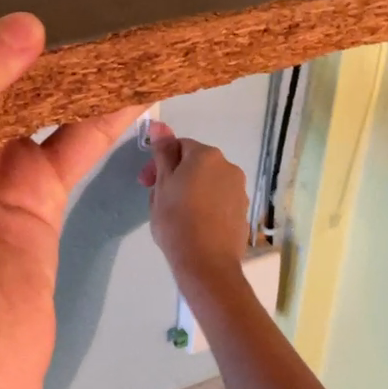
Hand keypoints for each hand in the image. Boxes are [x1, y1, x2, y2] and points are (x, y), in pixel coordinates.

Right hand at [140, 122, 249, 297]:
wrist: (206, 264)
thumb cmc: (176, 220)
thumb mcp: (161, 185)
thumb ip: (162, 153)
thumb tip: (159, 124)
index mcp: (206, 156)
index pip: (178, 146)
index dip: (159, 163)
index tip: (145, 183)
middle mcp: (228, 167)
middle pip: (195, 164)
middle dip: (174, 176)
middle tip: (156, 200)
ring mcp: (239, 190)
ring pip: (207, 183)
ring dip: (190, 191)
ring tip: (174, 215)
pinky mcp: (242, 212)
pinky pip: (218, 201)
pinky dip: (204, 206)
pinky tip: (193, 225)